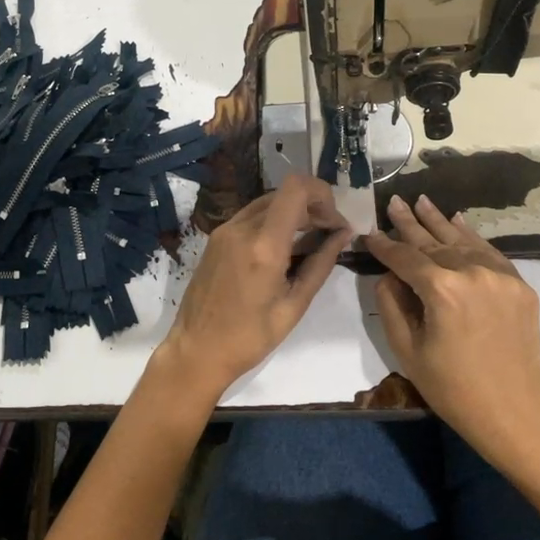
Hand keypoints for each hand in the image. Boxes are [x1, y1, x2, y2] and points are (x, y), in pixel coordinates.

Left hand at [159, 175, 352, 395]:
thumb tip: (342, 234)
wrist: (197, 350)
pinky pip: (250, 217)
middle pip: (284, 193)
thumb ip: (320, 264)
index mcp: (263, 245)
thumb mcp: (294, 305)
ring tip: (309, 243)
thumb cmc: (249, 337)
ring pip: (267, 203)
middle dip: (312, 206)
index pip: (296, 189)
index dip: (322, 193)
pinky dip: (272, 222)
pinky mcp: (215, 239)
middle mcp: (241, 228)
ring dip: (292, 213)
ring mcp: (224, 231)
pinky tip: (283, 250)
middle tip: (330, 234)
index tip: (335, 221)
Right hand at [367, 194, 539, 465]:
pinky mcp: (519, 286)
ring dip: (439, 221)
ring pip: (463, 241)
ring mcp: (501, 276)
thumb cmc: (451, 388)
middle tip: (393, 202)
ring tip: (421, 201)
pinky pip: (490, 252)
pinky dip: (472, 236)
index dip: (384, 246)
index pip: (405, 258)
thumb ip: (392, 305)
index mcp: (442, 289)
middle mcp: (473, 272)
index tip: (367, 234)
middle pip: (434, 242)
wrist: (512, 411)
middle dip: (409, 224)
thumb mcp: (407, 350)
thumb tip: (388, 274)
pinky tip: (457, 221)